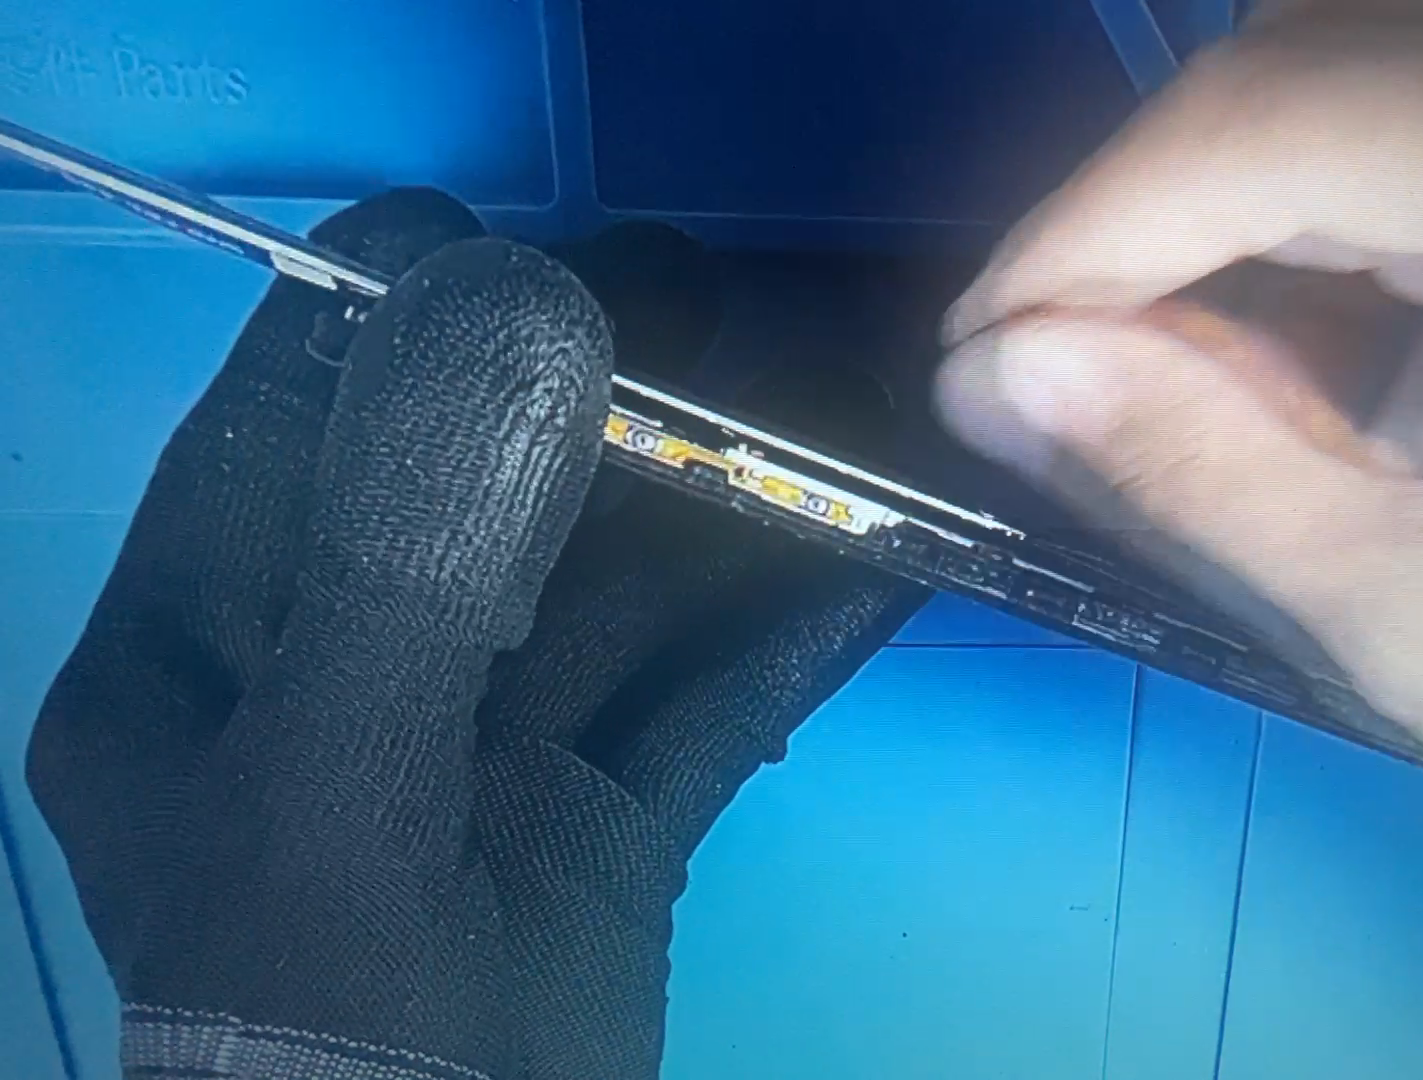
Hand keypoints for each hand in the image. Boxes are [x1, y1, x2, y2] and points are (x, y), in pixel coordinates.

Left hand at [28, 194, 924, 1079]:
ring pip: (651, 588)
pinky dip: (808, 632)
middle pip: (519, 492)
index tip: (513, 228)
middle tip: (710, 293)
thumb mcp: (341, 797)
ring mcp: (520, 733)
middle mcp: (386, 666)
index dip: (397, 308)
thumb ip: (417, 562)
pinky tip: (882, 570)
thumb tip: (522, 312)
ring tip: (844, 422)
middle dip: (619, 395)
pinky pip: (727, 688)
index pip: (304, 418)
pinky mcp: (627, 795)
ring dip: (751, 512)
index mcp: (233, 648)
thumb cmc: (332, 1033)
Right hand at [935, 5, 1422, 1051]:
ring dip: (1225, 197)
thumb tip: (996, 374)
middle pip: (1308, 49)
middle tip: (1060, 342)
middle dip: (1139, 208)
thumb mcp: (1406, 617)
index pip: (1257, 121)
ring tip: (1166, 344)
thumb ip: (1186, 468)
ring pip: (1377, 50)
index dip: (1076, 229)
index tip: (981, 337)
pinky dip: (1331, 188)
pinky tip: (1308, 311)